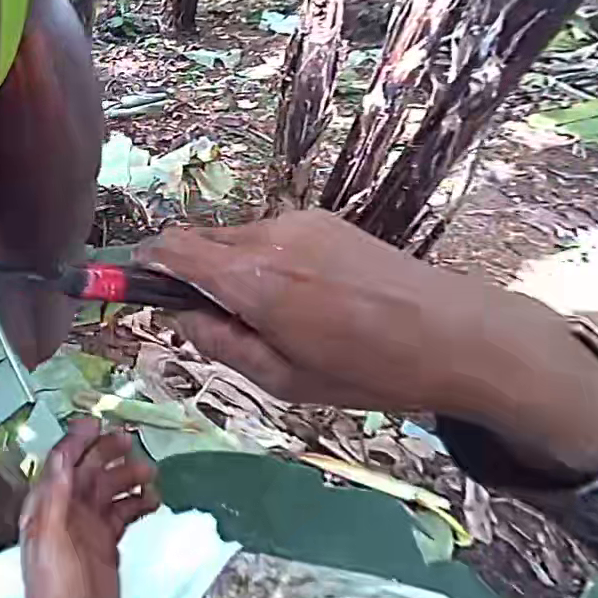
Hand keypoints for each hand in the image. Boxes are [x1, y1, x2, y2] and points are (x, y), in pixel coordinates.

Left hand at [1, 417, 156, 597]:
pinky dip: (136, 503)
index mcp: (45, 506)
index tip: (98, 423)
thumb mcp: (51, 540)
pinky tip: (153, 499)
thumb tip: (64, 457)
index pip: (61, 463)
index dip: (77, 441)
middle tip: (131, 440)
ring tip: (150, 470)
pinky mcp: (105, 547)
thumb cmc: (57, 594)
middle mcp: (65, 512)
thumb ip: (56, 497)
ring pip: (108, 491)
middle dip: (106, 452)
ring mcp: (86, 529)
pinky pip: (122, 514)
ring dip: (126, 477)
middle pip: (87, 471)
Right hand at [136, 211, 597, 476]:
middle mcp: (266, 238)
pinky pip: (264, 234)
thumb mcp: (283, 380)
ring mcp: (295, 221)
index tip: (135, 281)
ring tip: (271, 309)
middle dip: (186, 272)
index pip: (171, 250)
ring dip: (225, 267)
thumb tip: (180, 315)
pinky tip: (300, 290)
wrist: (462, 336)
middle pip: (196, 242)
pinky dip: (258, 258)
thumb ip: (218, 343)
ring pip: (230, 239)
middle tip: (212, 313)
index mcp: (253, 282)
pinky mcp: (319, 217)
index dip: (143, 262)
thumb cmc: (368, 371)